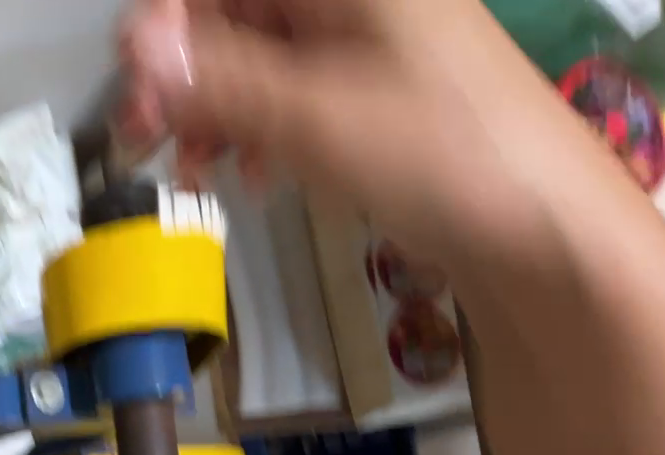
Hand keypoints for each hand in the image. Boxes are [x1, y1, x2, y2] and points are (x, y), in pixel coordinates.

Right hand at [117, 0, 644, 273]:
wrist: (532, 223)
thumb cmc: (437, 154)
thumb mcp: (313, 114)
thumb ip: (221, 78)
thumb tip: (132, 38)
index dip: (166, 30)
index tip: (136, 96)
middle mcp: (347, 1)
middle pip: (231, 20)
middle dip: (182, 82)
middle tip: (150, 143)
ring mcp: (354, 44)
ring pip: (248, 64)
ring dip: (210, 117)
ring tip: (203, 172)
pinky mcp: (357, 90)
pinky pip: (279, 96)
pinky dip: (251, 133)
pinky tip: (251, 173)